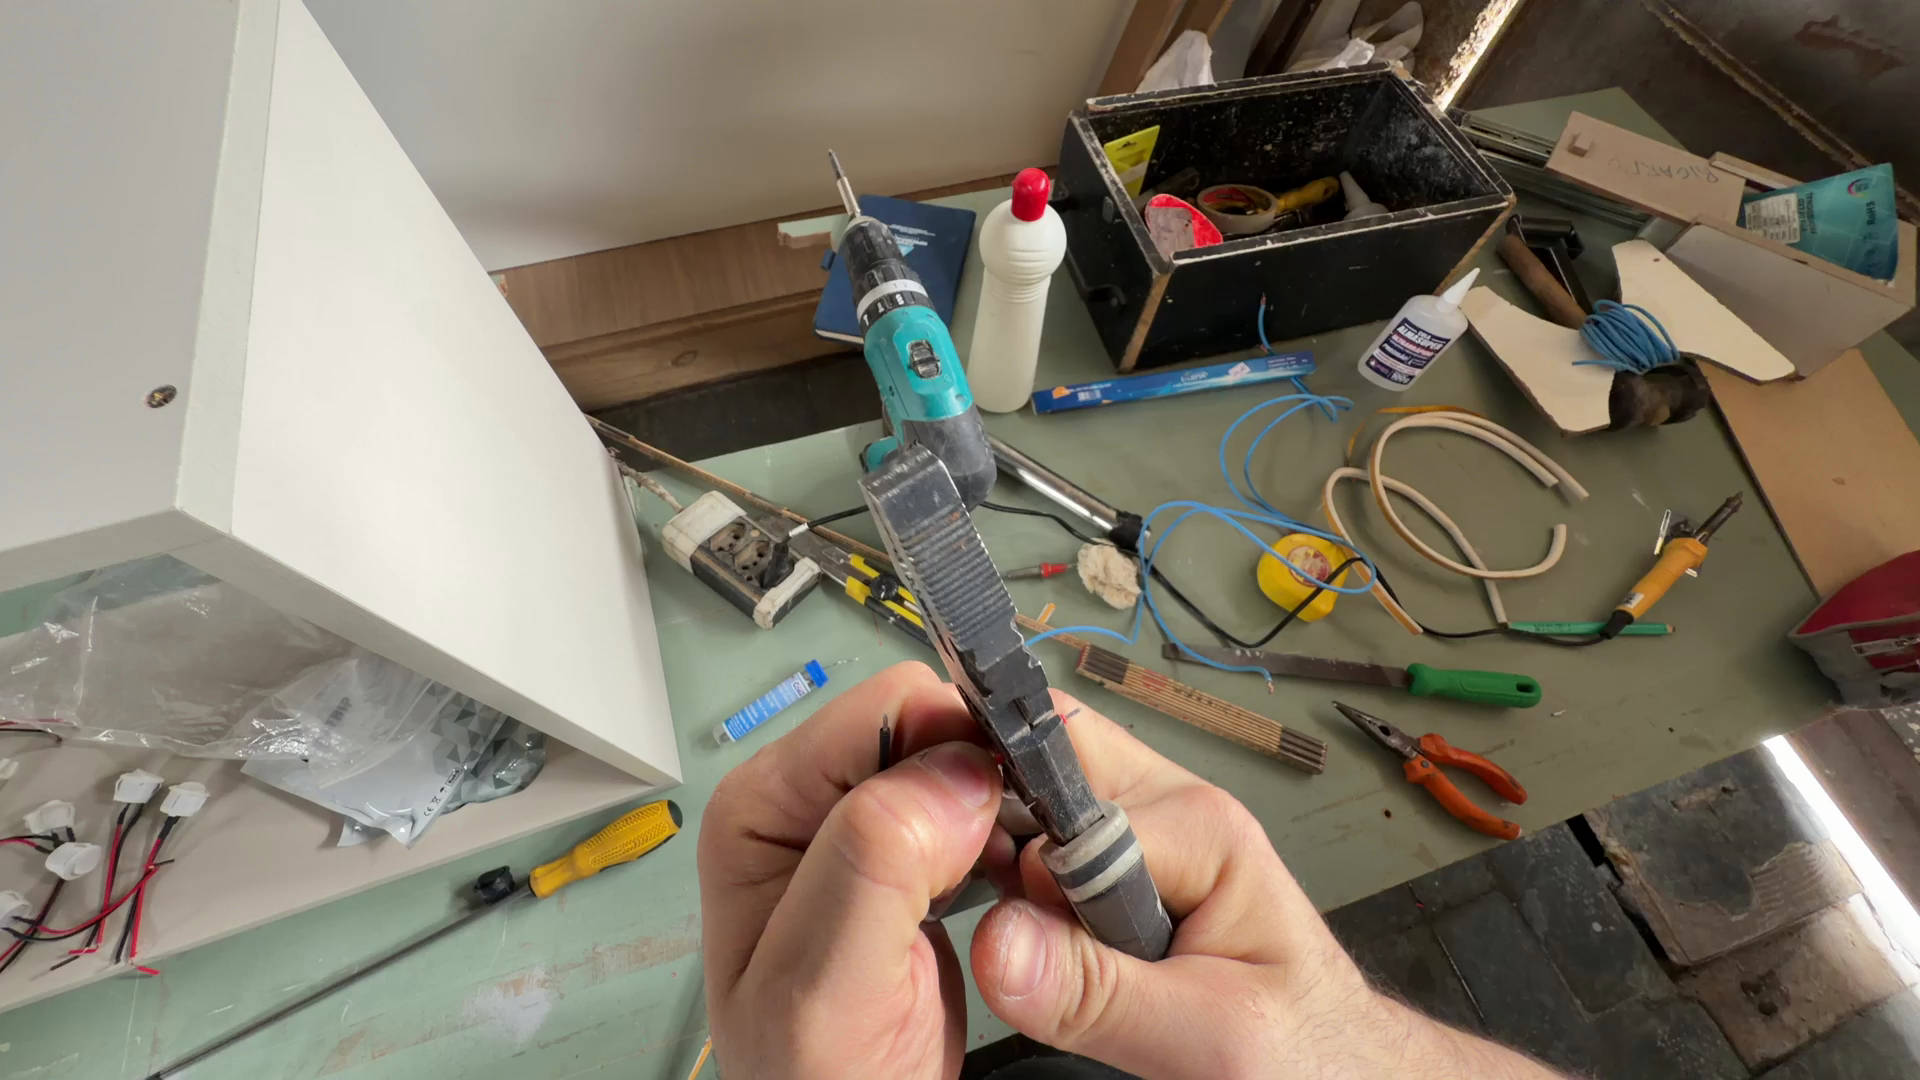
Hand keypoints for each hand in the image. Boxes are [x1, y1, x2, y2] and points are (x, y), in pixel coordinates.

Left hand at [699, 662, 1000, 1078]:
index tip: (998, 812)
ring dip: (994, 800)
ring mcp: (851, 813)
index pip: (882, 708)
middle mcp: (804, 788)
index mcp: (766, 796)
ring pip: (951, 753)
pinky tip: (999, 874)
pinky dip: (998, 824)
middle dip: (975, 771)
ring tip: (1004, 870)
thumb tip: (962, 767)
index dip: (951, 743)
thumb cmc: (823, 1074)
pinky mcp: (897, 841)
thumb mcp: (825, 985)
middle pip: (920, 721)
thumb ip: (876, 865)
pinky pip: (965, 794)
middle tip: (1003, 854)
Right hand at [970, 693, 1563, 1079]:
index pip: (1082, 813)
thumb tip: (996, 943)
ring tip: (1001, 904)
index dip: (1037, 867)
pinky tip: (1013, 907)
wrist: (1333, 1063)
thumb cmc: (1306, 1048)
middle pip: (1054, 759)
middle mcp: (1164, 803)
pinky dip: (1012, 864)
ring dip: (1005, 840)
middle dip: (1004, 810)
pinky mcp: (1116, 854)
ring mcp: (1138, 823)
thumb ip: (1103, 993)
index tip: (1010, 918)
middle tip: (983, 886)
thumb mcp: (1213, 1035)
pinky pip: (1041, 831)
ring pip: (1038, 790)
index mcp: (1200, 824)